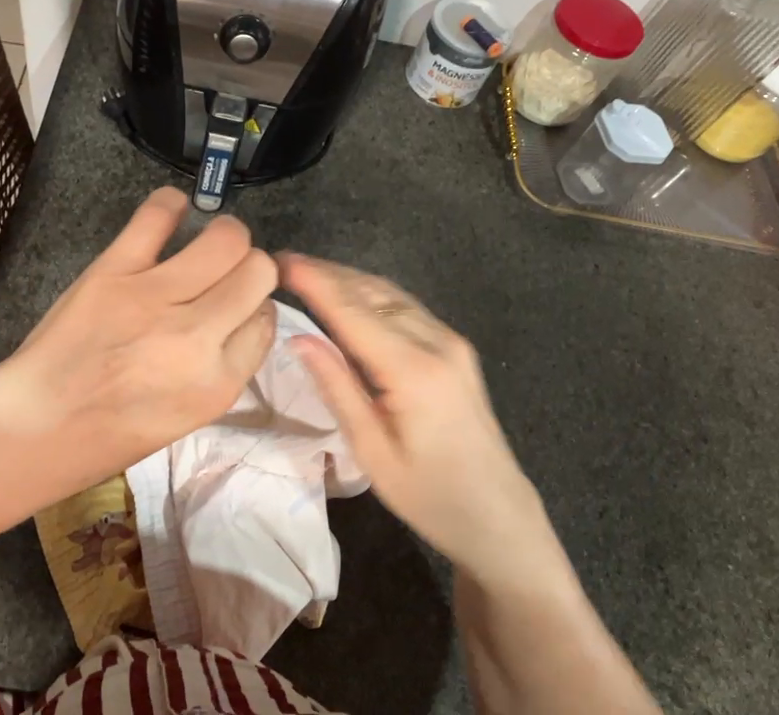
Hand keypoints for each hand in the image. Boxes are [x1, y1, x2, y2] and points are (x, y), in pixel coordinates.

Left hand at [0, 188, 278, 504]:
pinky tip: (171, 213)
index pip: (267, 319)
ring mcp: (154, 299)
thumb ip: (222, 365)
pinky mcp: (113, 272)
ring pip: (225, 238)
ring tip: (205, 243)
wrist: (35, 428)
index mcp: (218, 384)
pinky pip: (157, 216)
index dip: (255, 307)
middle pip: (258, 271)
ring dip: (224, 236)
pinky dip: (170, 205)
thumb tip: (242, 312)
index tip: (235, 307)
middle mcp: (196, 338)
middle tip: (223, 273)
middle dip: (249, 267)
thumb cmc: (109, 433)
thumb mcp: (188, 416)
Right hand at [278, 253, 545, 582]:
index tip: (278, 260)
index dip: (314, 281)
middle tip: (283, 262)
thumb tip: (299, 338)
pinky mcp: (456, 350)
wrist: (499, 517)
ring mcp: (452, 343)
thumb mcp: (373, 452)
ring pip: (391, 295)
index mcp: (414, 370)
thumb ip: (338, 388)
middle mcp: (437, 343)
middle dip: (327, 273)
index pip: (352, 311)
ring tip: (307, 273)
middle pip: (372, 293)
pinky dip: (370, 295)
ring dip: (348, 280)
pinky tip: (348, 297)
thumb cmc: (430, 497)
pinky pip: (406, 308)